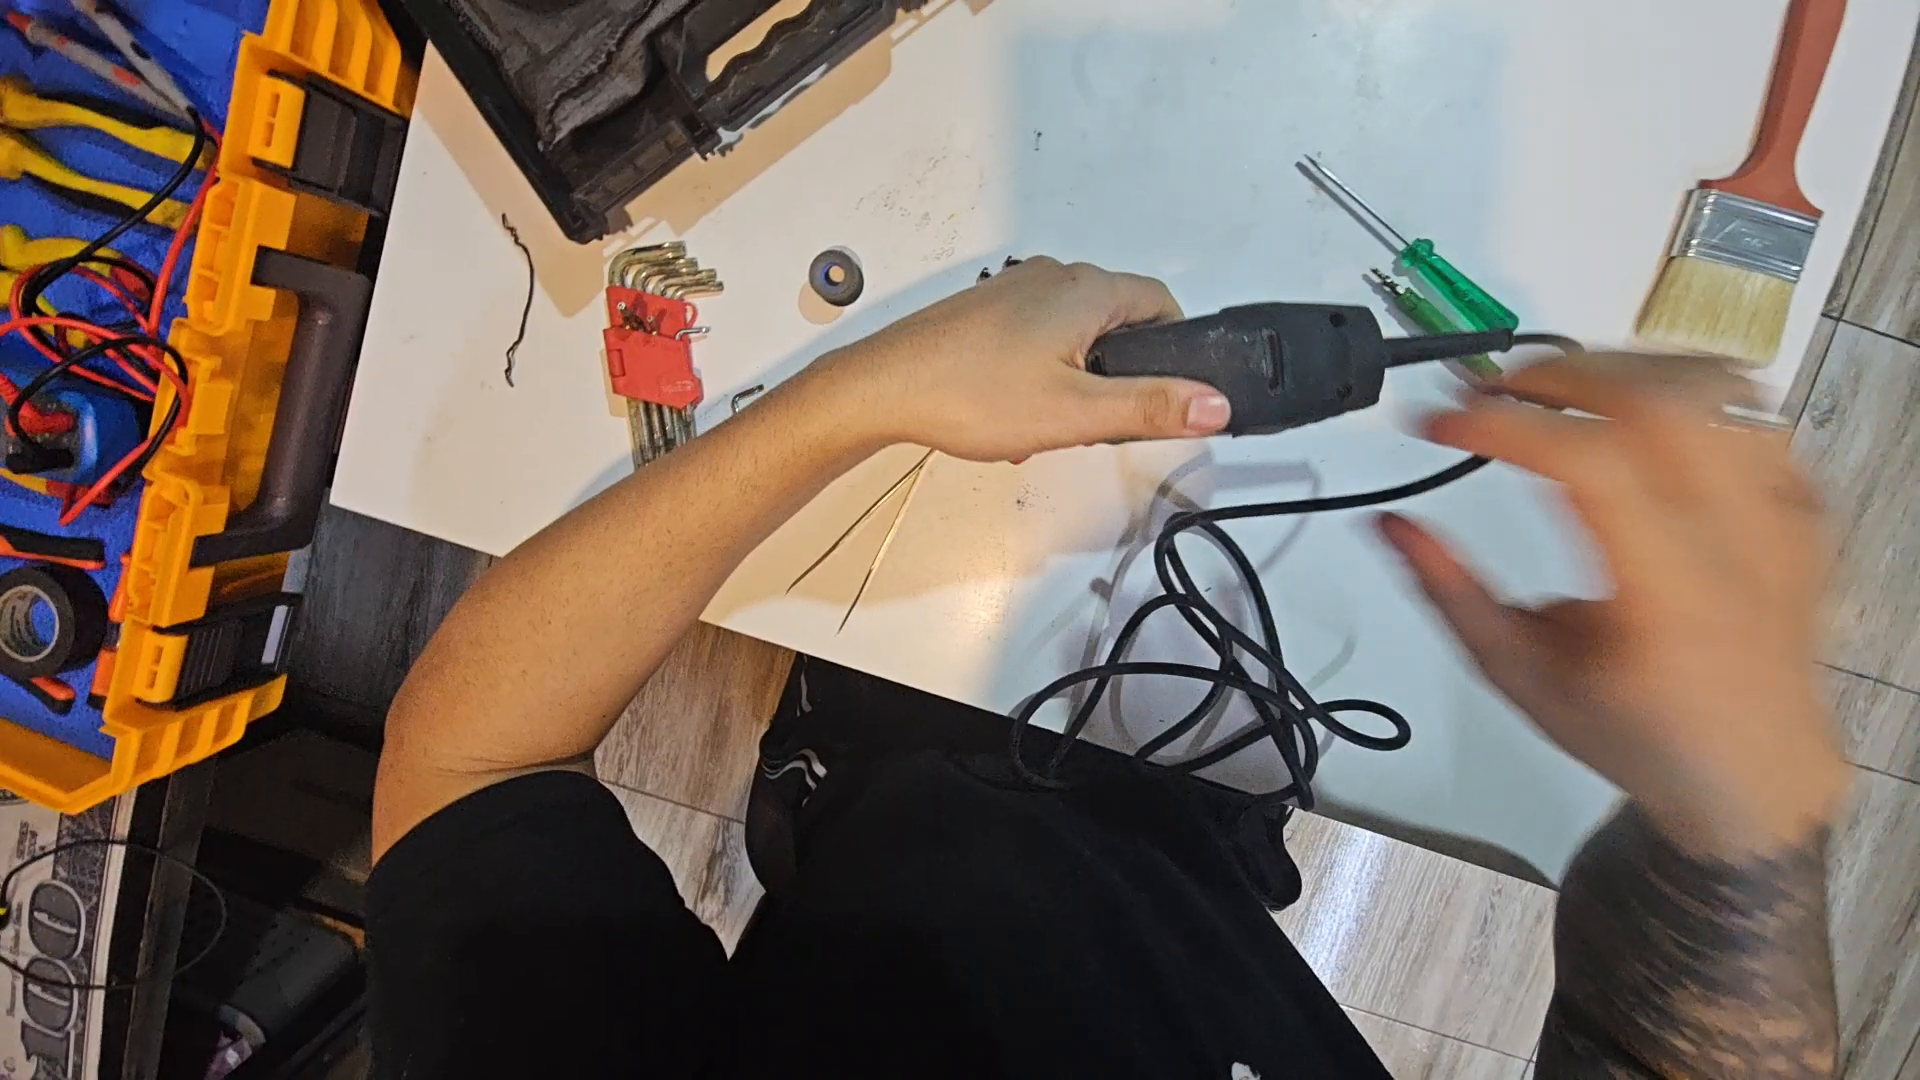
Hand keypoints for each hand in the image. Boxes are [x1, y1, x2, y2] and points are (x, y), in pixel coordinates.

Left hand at [816, 257, 1229, 461]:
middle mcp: (1052, 278)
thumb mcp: (1074, 412)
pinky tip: (1011, 415)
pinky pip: (1033, 340)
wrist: (883, 389)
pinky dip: (1037, 376)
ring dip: (1072, 382)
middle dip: (1116, 374)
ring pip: (1072, 336)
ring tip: (1044, 425)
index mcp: (1086, 291)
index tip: (1167, 391)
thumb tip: (1215, 404)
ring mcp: (1013, 292)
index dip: (1175, 349)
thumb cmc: (971, 394)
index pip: (1161, 303)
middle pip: (1116, 321)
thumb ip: (1148, 408)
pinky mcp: (984, 314)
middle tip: (1096, 420)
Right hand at [1378, 355, 1848, 856]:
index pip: (1588, 463)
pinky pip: (1756, 413)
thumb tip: (1390, 522)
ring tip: (1551, 388)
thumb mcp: (1511, 669)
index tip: (1436, 423)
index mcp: (1668, 592)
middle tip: (1489, 391)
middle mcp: (1742, 542)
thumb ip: (1445, 589)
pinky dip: (1681, 388)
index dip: (1499, 425)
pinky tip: (1626, 408)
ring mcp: (1784, 518)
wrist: (1752, 772)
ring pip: (1721, 389)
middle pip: (1664, 401)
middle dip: (1557, 374)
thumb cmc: (1632, 731)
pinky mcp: (1797, 509)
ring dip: (1621, 368)